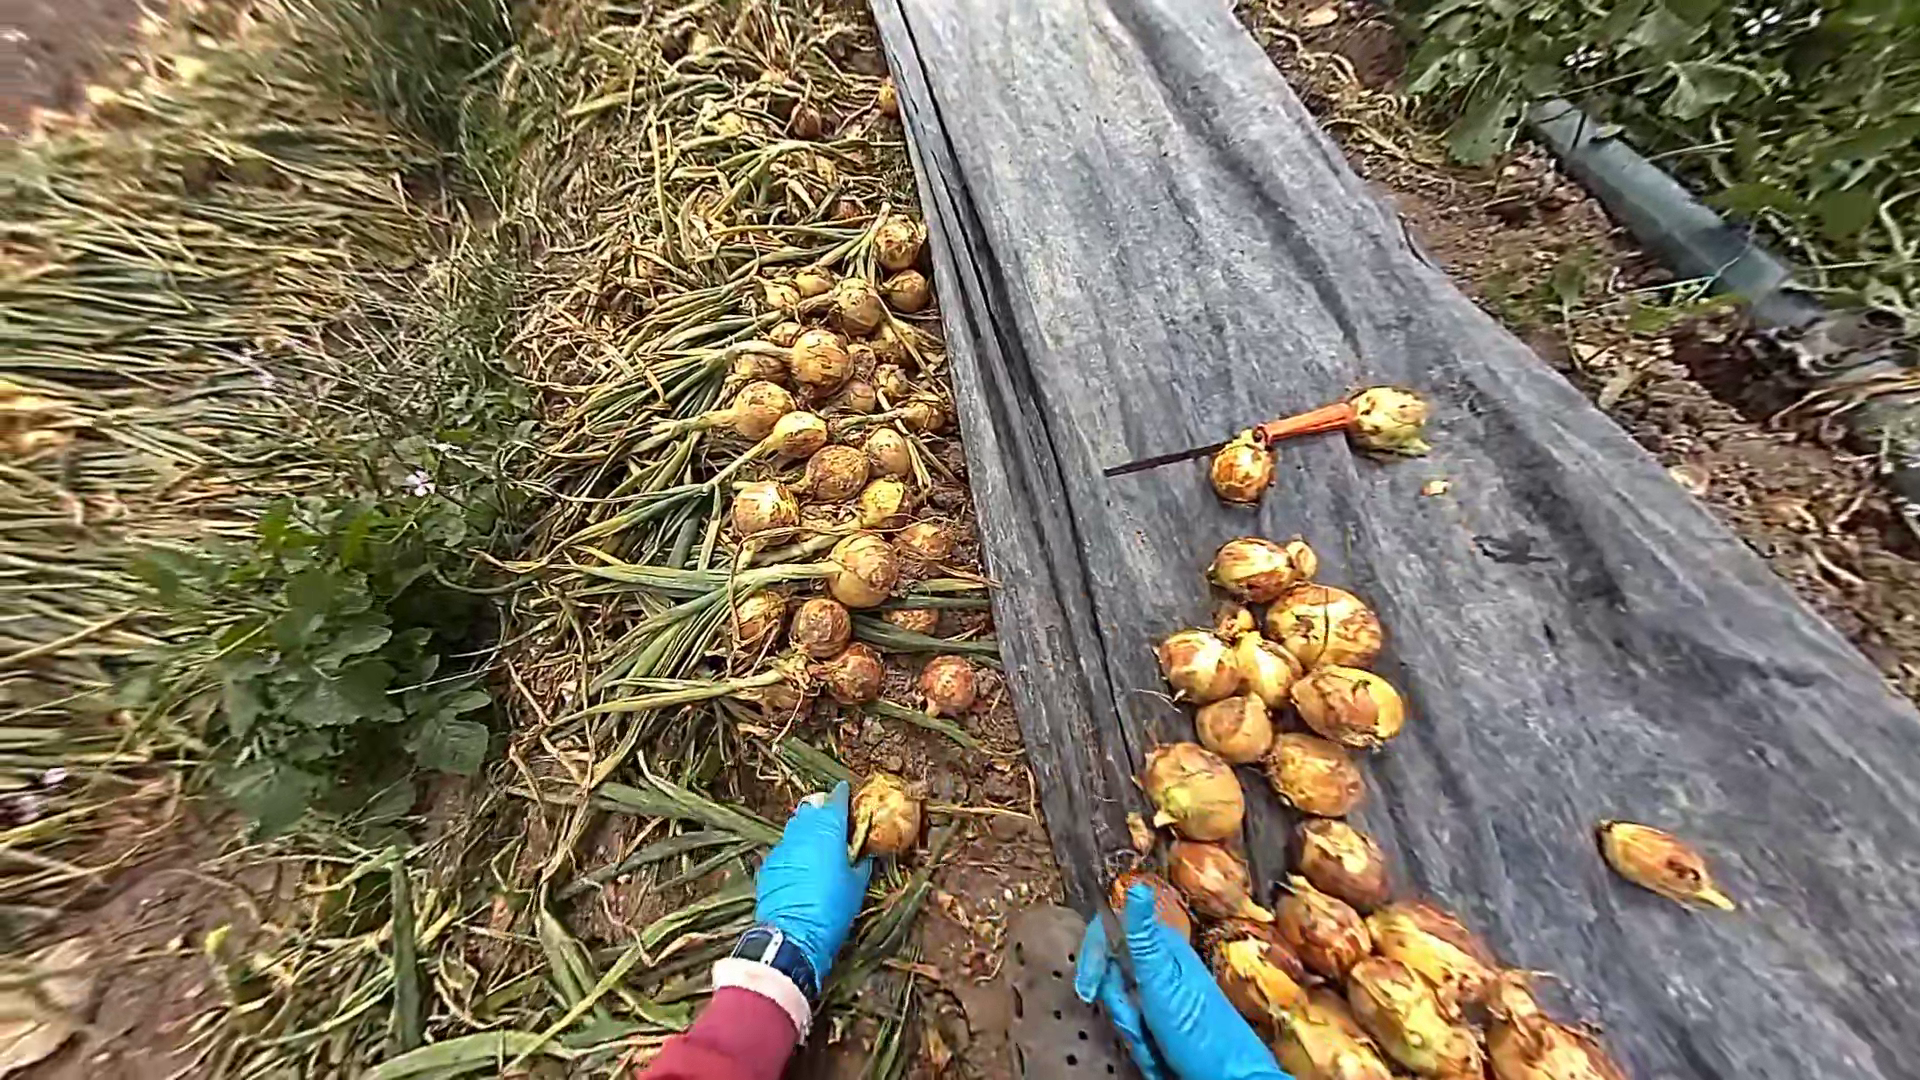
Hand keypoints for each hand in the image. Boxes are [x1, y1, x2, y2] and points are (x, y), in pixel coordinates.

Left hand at [756, 781, 873, 984]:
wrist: (792, 937)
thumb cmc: (831, 908)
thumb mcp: (856, 885)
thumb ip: (861, 863)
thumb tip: (864, 855)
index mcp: (828, 829)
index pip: (836, 799)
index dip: (843, 794)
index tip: (846, 792)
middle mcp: (803, 831)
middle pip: (813, 808)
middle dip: (822, 809)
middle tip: (833, 820)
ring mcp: (783, 846)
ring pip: (795, 826)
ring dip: (806, 828)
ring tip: (815, 842)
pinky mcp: (769, 864)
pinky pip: (784, 848)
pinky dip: (794, 851)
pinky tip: (800, 866)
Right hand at [1074, 884, 1288, 1079]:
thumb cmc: (1196, 1029)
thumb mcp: (1161, 978)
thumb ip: (1143, 931)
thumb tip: (1137, 883)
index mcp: (1159, 942)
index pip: (1109, 929)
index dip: (1093, 955)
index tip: (1087, 990)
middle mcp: (1159, 961)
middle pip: (1112, 969)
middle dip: (1118, 1003)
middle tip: (1137, 1025)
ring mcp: (1162, 991)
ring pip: (1122, 1000)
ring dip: (1131, 1029)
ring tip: (1152, 1047)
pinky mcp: (1165, 1018)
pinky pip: (1136, 1023)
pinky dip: (1141, 1044)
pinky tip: (1157, 1056)